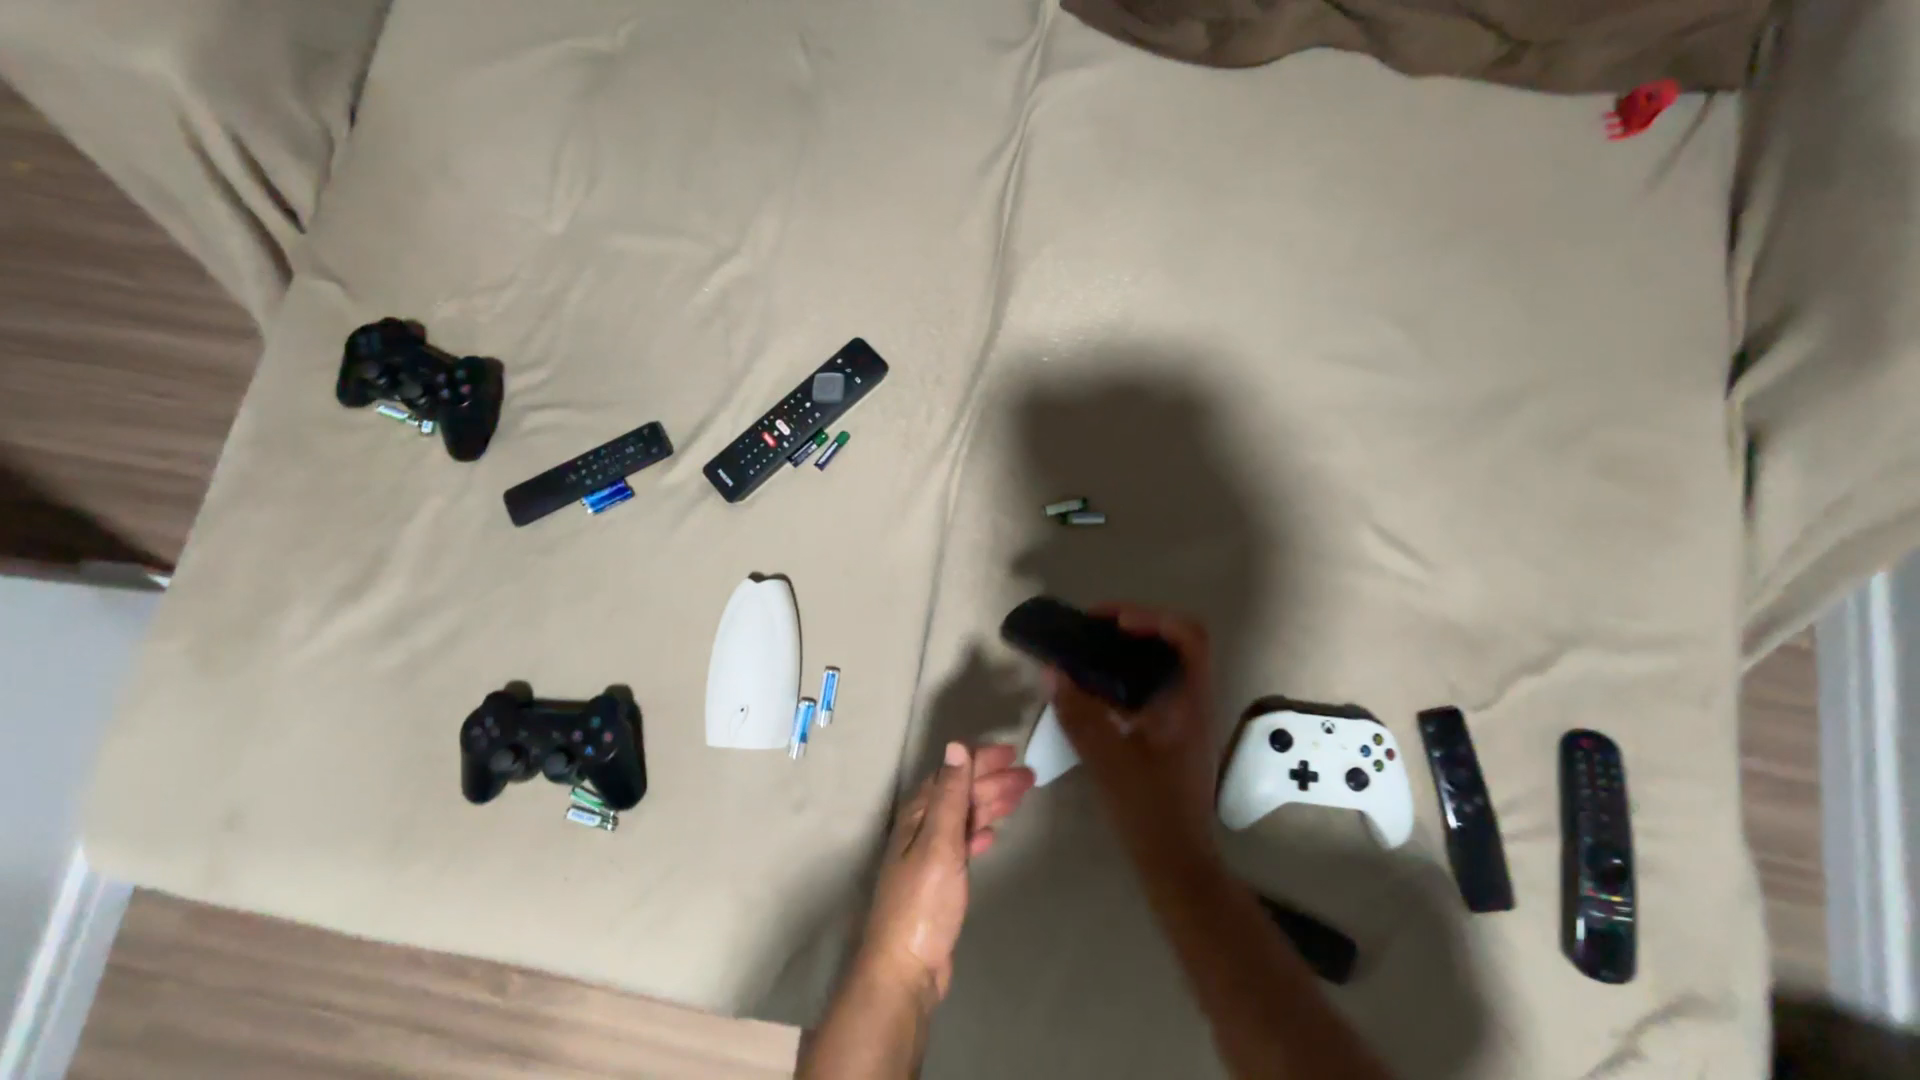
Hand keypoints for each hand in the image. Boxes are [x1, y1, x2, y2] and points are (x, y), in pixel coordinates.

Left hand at [858, 741, 1034, 1001]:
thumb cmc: (923, 903)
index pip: (952, 775)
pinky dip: (978, 833)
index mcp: (918, 816)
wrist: (906, 967)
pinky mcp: (938, 882)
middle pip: (959, 794)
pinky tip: (991, 836)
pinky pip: (962, 844)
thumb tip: (956, 746)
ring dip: (989, 804)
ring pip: (963, 818)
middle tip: (1029, 775)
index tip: (1012, 752)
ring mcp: (928, 857)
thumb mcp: (940, 844)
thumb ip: (950, 796)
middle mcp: (920, 830)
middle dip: (992, 781)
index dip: (981, 761)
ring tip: (1019, 797)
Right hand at [1047, 605, 1219, 866]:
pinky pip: (1154, 690)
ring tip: (1090, 654)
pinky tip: (1097, 695)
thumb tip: (1053, 671)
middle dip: (1137, 627)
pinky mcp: (1173, 736)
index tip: (1111, 623)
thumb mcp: (1107, 759)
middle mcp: (1195, 703)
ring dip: (1131, 652)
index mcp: (1189, 701)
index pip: (1189, 636)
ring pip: (1165, 667)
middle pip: (1178, 643)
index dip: (1152, 617)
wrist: (1176, 862)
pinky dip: (1128, 679)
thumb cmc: (1149, 809)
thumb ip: (1079, 712)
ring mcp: (1186, 720)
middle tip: (1094, 630)